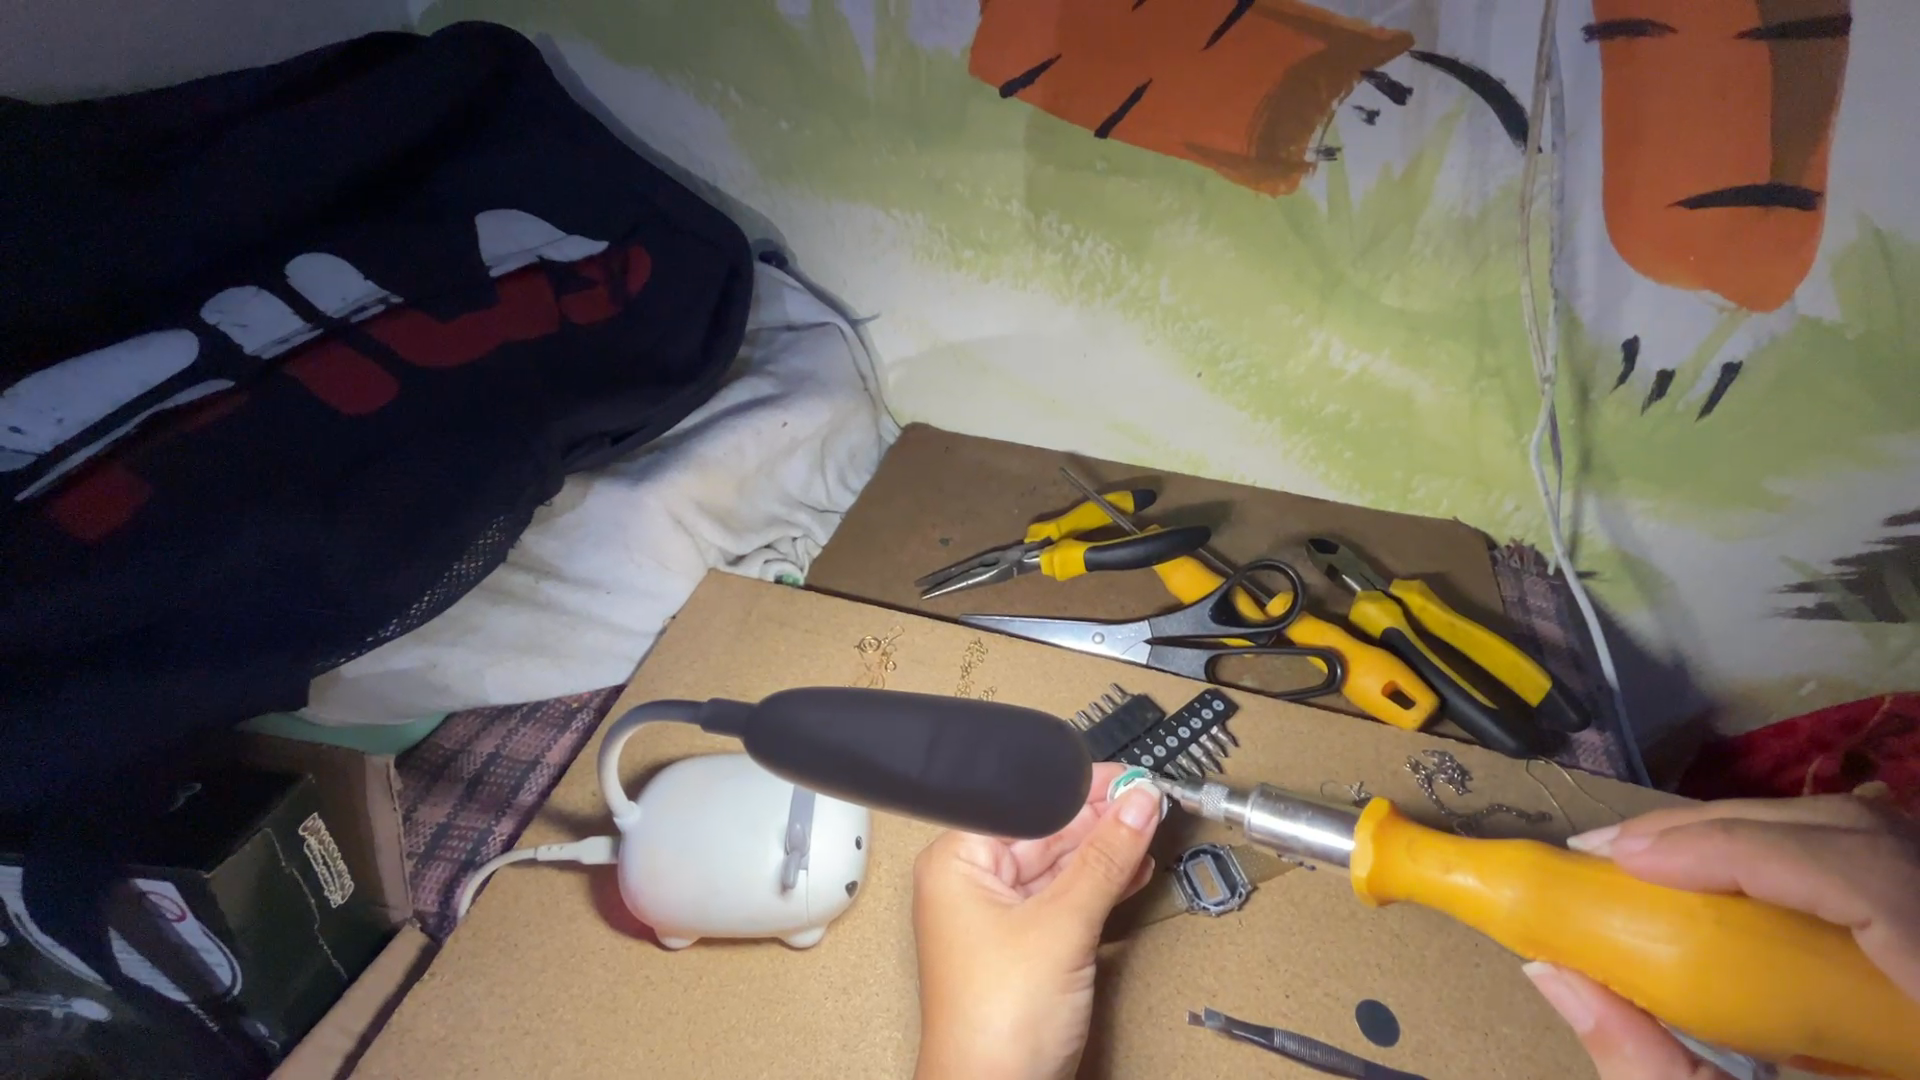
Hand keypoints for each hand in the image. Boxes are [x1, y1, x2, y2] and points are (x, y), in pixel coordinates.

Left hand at [911, 762, 1163, 1079]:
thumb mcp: (1061, 925)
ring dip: (1105, 849)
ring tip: (1148, 823)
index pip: (1026, 804)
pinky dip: (1099, 884)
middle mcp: (973, 878)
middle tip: (1146, 796)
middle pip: (1045, 831)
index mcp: (958, 859)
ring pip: (1059, 864)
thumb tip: (1137, 804)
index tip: (1124, 776)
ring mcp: (999, 912)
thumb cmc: (997, 1021)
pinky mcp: (1025, 941)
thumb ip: (1104, 859)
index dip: (1078, 786)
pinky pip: (1064, 896)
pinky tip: (1132, 865)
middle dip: (1098, 816)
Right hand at [1523, 793, 1919, 1078]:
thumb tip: (1547, 973)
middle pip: (1855, 837)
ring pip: (1862, 832)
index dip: (1742, 851)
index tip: (1629, 863)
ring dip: (1740, 830)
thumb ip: (1659, 1070)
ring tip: (1649, 857)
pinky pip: (1871, 855)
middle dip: (1716, 829)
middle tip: (1613, 853)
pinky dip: (1779, 849)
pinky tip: (1718, 873)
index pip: (1868, 882)